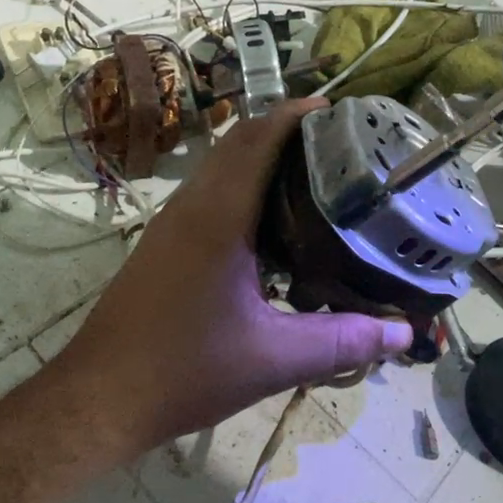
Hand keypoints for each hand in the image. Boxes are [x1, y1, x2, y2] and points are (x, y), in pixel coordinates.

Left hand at [45, 98, 411, 454]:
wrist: (100, 394)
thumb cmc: (186, 369)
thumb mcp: (273, 359)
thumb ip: (341, 341)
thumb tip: (401, 334)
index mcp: (219, 216)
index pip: (258, 141)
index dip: (294, 116)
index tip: (336, 108)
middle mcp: (193, 205)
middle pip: (238, 143)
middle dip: (283, 128)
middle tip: (336, 139)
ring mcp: (172, 221)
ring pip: (220, 165)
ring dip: (259, 152)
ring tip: (311, 170)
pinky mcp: (164, 240)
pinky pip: (208, 190)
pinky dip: (241, 180)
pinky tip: (270, 218)